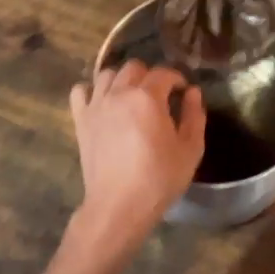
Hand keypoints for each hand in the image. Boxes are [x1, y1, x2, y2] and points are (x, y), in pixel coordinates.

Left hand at [68, 60, 204, 248]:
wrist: (118, 206)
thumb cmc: (158, 179)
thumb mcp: (190, 150)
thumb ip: (194, 116)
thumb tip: (192, 92)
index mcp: (148, 97)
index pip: (164, 73)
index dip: (177, 79)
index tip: (182, 92)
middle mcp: (119, 92)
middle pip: (134, 67)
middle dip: (149, 76)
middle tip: (158, 96)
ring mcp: (97, 104)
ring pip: (107, 74)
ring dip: (121, 80)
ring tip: (130, 98)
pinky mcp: (81, 119)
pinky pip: (80, 91)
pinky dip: (91, 91)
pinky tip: (102, 103)